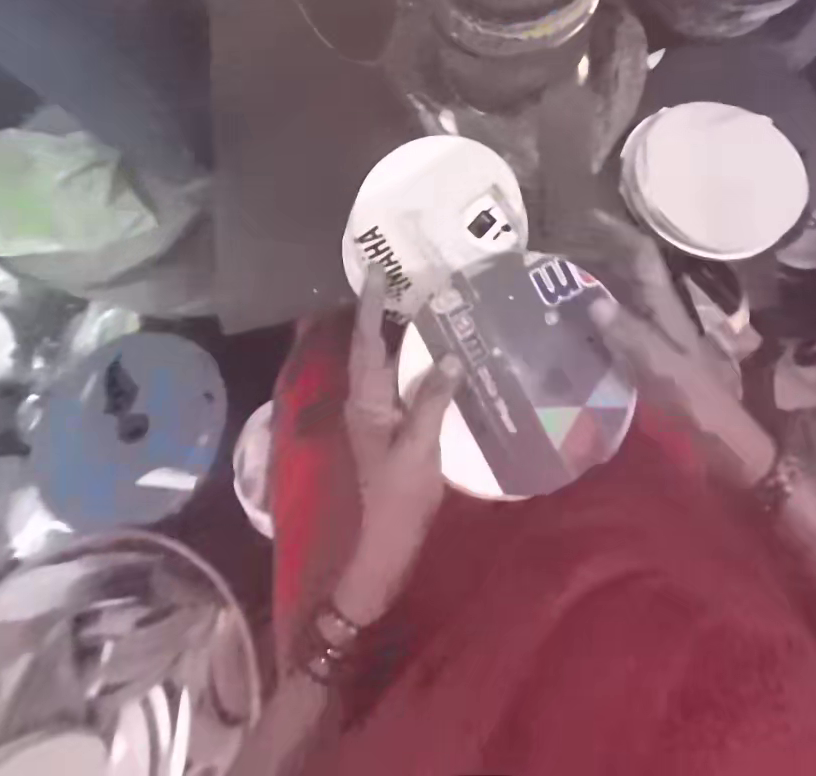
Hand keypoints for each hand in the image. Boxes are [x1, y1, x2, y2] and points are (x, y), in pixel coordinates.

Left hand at [333, 267, 459, 622]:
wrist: (385, 542)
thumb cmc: (399, 497)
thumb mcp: (419, 448)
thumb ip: (433, 402)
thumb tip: (450, 357)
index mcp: (366, 401)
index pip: (367, 343)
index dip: (371, 307)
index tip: (376, 273)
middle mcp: (366, 400)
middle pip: (372, 347)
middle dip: (383, 313)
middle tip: (406, 281)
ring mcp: (376, 412)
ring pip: (386, 363)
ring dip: (398, 335)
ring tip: (423, 306)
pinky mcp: (390, 423)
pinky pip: (399, 381)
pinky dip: (412, 362)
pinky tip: (436, 354)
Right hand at [582, 213, 772, 487]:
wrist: (727, 441)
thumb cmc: (700, 405)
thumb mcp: (666, 370)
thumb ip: (632, 337)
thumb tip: (593, 301)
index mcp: (668, 308)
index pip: (642, 257)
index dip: (616, 233)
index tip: (585, 217)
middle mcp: (663, 311)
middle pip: (629, 268)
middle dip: (597, 251)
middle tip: (558, 249)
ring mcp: (658, 330)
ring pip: (623, 291)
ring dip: (595, 278)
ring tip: (558, 277)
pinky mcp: (653, 349)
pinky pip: (620, 317)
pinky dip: (597, 308)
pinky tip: (576, 317)